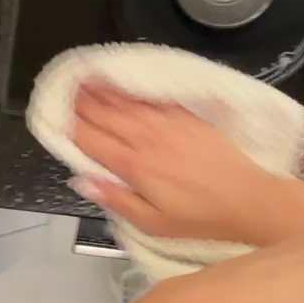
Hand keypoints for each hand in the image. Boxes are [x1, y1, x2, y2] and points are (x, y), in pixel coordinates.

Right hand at [70, 81, 303, 243]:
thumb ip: (116, 200)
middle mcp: (148, 140)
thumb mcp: (153, 223)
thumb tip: (82, 181)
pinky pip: (153, 98)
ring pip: (127, 103)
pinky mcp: (187, 117)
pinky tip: (123, 84)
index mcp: (135, 167)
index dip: (71, 127)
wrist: (247, 199)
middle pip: (106, 116)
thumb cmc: (200, 217)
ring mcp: (168, 124)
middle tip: (63, 90)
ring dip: (103, 91)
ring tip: (84, 79)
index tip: (56, 116)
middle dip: (82, 103)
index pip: (92, 141)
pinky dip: (134, 90)